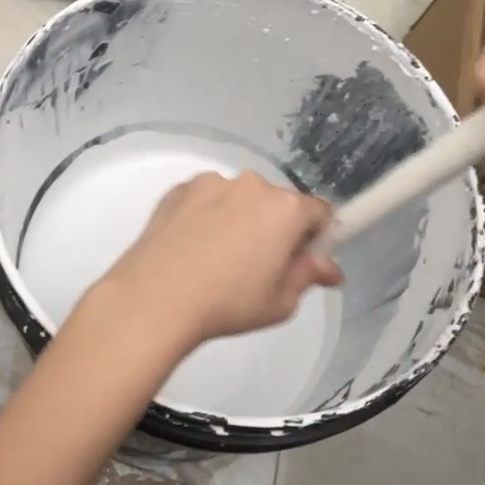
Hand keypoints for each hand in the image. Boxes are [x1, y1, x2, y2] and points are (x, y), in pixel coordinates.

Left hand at [93, 171, 341, 346]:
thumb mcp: (281, 302)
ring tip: (218, 259)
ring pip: (239, 199)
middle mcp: (250, 184)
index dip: (317, 237)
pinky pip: (206, 200)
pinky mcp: (179, 188)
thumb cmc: (228, 302)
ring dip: (240, 219)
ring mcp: (211, 182)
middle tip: (259, 266)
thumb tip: (329, 266)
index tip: (303, 261)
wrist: (156, 295)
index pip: (320, 212)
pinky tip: (193, 248)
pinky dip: (207, 216)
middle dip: (276, 228)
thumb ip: (308, 276)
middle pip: (277, 203)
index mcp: (285, 208)